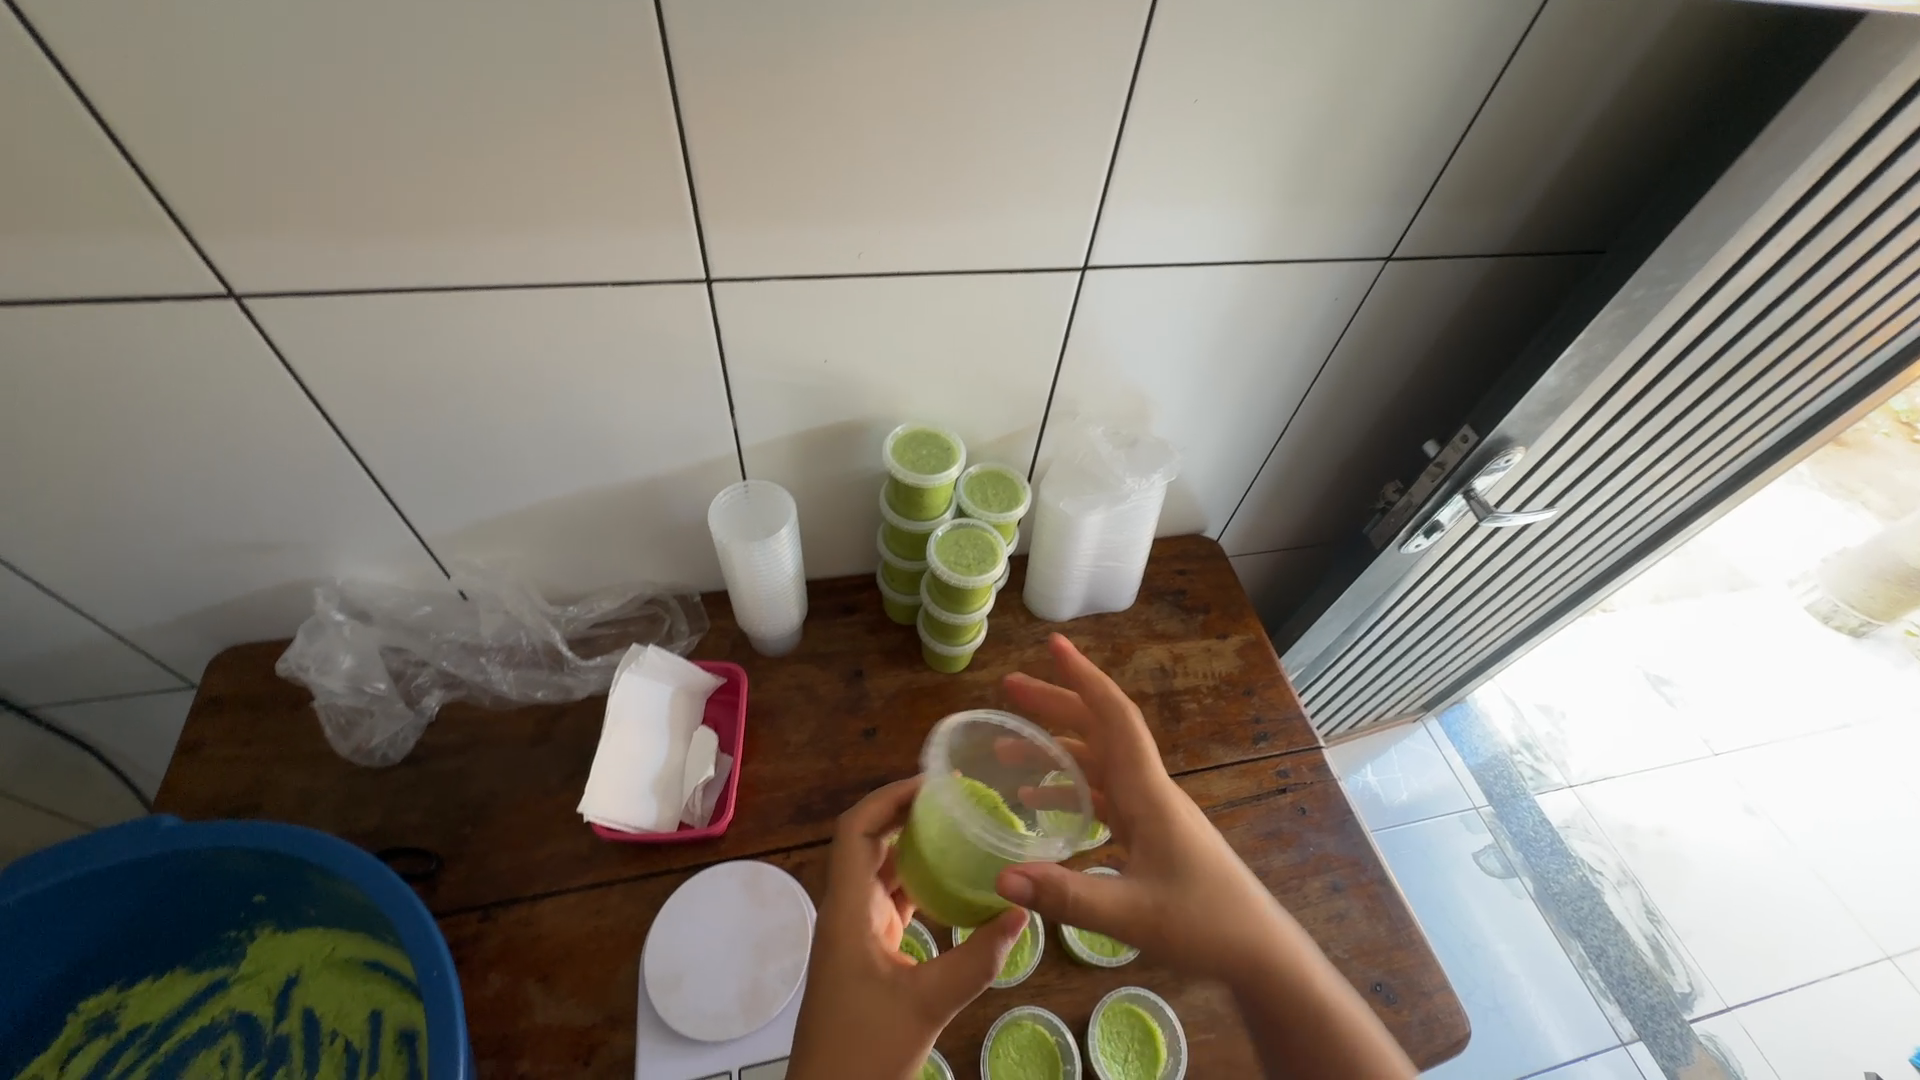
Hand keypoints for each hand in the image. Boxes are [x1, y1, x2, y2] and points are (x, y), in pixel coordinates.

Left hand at [788, 777, 1028, 1079]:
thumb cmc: (862, 1052)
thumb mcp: (926, 1005)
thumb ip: (976, 959)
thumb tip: (1022, 910)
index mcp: (847, 909)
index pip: (857, 830)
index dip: (890, 797)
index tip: (934, 783)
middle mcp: (847, 910)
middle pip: (870, 842)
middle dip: (910, 814)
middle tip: (958, 799)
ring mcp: (856, 931)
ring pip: (883, 871)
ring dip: (917, 848)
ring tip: (963, 828)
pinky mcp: (869, 952)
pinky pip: (894, 901)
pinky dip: (922, 885)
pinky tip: (956, 884)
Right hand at [998, 636, 1415, 1078]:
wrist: (1259, 954)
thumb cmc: (1206, 925)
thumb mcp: (1132, 914)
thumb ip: (1067, 896)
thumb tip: (1001, 877)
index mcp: (1147, 792)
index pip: (1114, 716)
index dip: (1083, 677)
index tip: (1054, 644)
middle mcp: (1147, 789)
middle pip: (1098, 730)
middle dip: (1055, 703)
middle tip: (1009, 688)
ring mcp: (1149, 810)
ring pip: (1096, 761)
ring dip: (1055, 748)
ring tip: (1005, 747)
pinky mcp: (1149, 832)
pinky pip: (1101, 794)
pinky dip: (1067, 788)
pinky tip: (1036, 802)